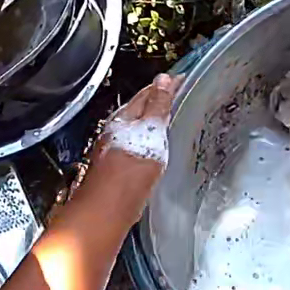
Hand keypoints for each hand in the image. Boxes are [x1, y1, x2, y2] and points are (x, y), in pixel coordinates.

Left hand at [77, 74, 179, 221]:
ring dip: (154, 119)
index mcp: (124, 118)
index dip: (165, 84)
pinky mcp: (120, 169)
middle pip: (140, 108)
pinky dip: (150, 138)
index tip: (181, 79)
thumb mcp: (150, 133)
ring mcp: (117, 150)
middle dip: (158, 99)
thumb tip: (164, 80)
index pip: (147, 92)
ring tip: (170, 116)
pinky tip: (157, 147)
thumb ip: (158, 106)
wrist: (107, 210)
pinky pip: (138, 144)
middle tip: (177, 92)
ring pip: (138, 126)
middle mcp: (117, 131)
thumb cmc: (128, 171)